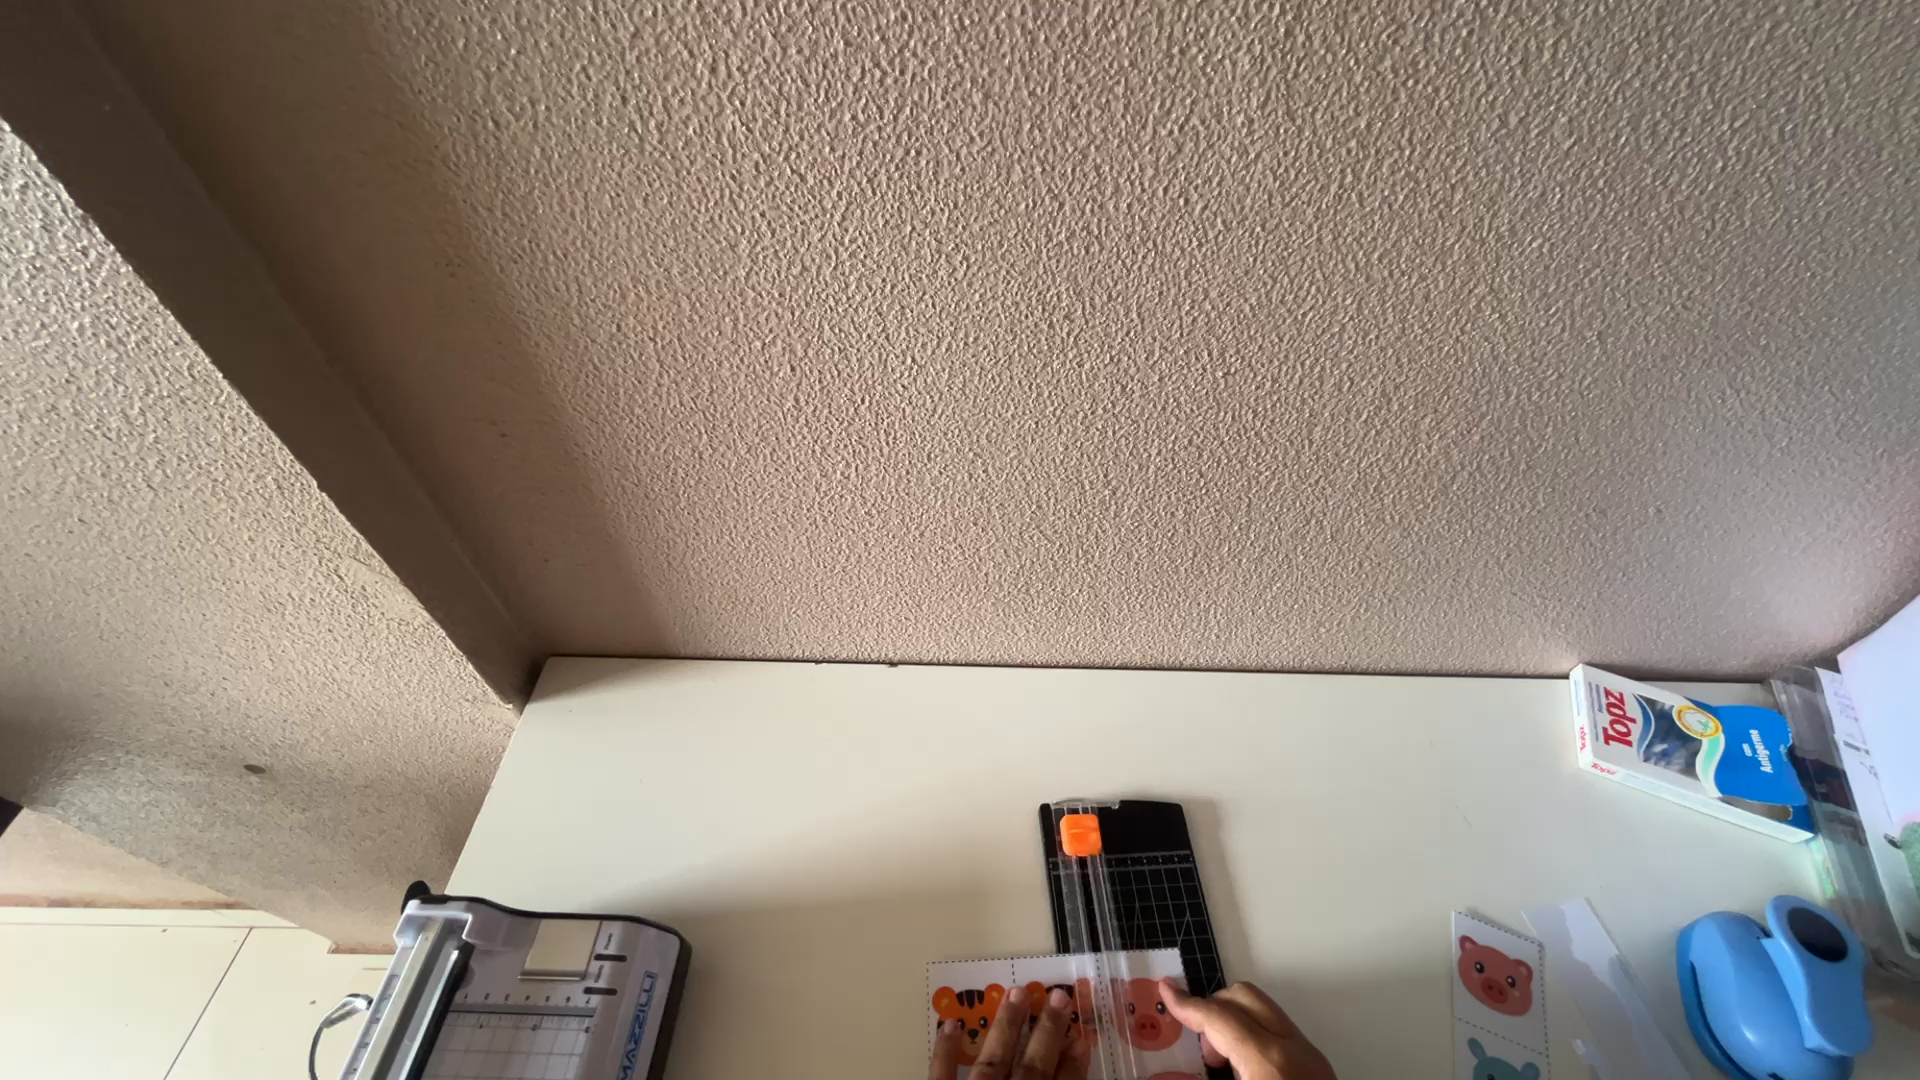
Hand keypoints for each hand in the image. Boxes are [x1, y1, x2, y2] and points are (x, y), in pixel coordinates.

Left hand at [930, 984, 1089, 1079]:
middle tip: (1059, 995)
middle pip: (1033, 1067)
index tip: (1084, 1035)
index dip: (1075, 1063)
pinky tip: (951, 1023)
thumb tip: (1070, 1066)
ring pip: (993, 1062)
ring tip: (1016, 993)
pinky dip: (945, 1050)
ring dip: (1006, 1027)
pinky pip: (941, 1076)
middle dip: (1047, 1031)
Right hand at [1158, 979, 1335, 1079]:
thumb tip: (1161, 1077)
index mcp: (1268, 1062)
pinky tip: (1248, 1077)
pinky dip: (1255, 1040)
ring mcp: (1313, 1060)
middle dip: (1214, 1011)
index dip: (1186, 1004)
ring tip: (1225, 1068)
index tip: (1167, 990)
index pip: (1217, 1015)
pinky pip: (1280, 1035)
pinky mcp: (1321, 1072)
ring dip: (1235, 1025)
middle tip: (1202, 1049)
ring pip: (1264, 1013)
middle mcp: (1294, 1051)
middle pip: (1244, 998)